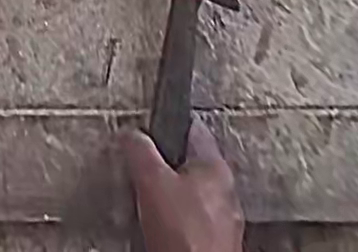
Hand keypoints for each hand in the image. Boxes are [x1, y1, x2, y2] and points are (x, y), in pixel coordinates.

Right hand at [123, 122, 243, 251]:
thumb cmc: (181, 231)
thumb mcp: (150, 177)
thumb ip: (139, 147)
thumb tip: (131, 133)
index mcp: (217, 169)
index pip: (193, 127)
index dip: (168, 119)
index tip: (150, 117)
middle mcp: (226, 192)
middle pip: (190, 160)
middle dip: (165, 157)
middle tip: (141, 156)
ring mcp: (223, 220)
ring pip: (190, 189)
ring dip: (168, 186)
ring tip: (145, 187)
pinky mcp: (215, 242)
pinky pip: (190, 214)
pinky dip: (173, 211)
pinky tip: (157, 216)